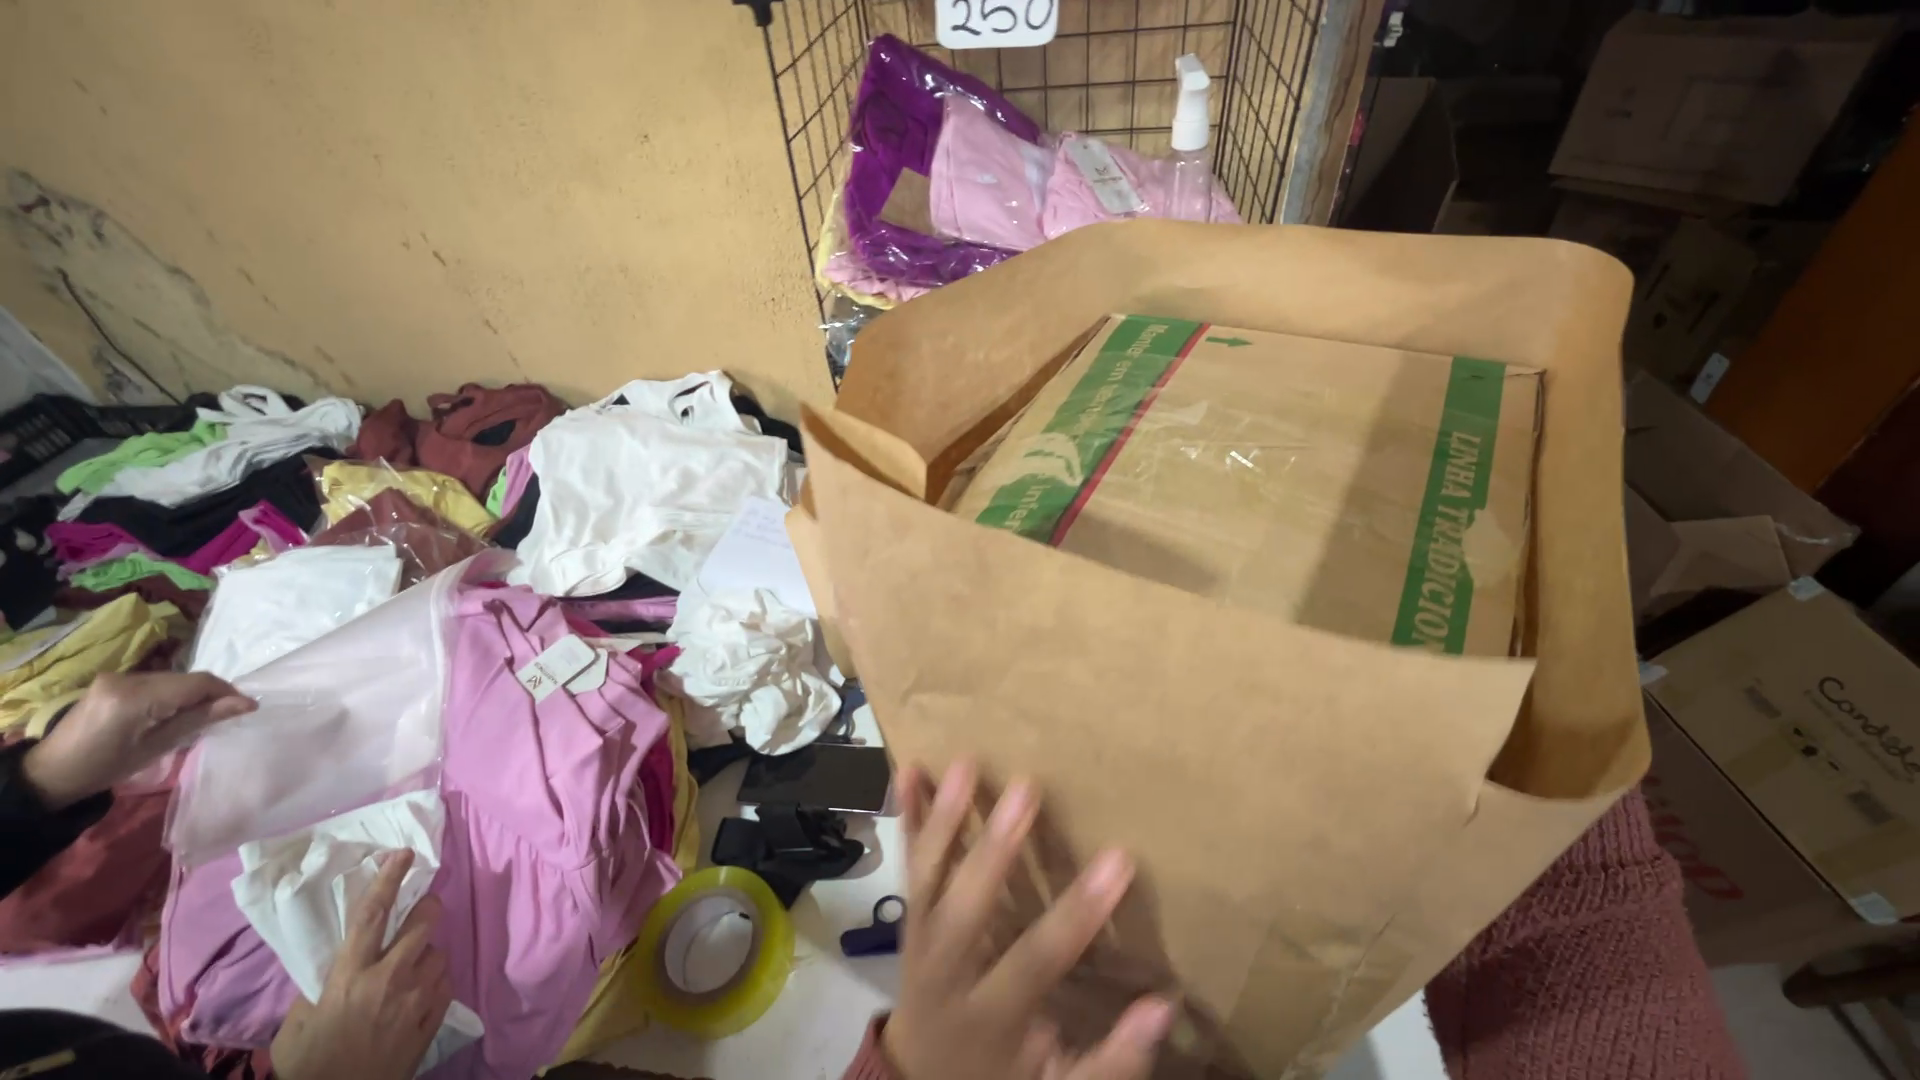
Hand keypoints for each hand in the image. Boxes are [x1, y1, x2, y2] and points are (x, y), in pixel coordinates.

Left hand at [22, 671, 255, 809]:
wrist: (49, 773)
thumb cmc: (105, 767)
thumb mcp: (158, 746)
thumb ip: (201, 719)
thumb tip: (247, 703)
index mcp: (136, 697)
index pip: (197, 683)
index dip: (227, 692)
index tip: (246, 708)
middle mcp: (126, 679)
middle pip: (185, 679)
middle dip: (209, 694)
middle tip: (223, 715)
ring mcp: (116, 678)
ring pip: (173, 679)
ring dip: (191, 694)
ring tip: (197, 716)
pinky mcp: (111, 681)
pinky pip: (156, 681)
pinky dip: (172, 693)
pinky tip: (171, 712)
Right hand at [272, 850, 453, 1079]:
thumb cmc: (310, 1064)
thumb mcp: (299, 1023)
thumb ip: (321, 984)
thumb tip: (341, 958)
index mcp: (350, 977)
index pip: (371, 917)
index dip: (388, 880)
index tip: (403, 854)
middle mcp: (389, 979)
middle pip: (425, 922)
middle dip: (427, 909)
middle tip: (421, 911)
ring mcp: (417, 997)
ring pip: (438, 953)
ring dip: (426, 956)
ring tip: (407, 975)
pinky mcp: (435, 1016)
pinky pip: (445, 984)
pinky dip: (433, 985)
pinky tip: (416, 998)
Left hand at [883, 760, 1172, 1079]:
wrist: (922, 1079)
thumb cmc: (1001, 1075)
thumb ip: (1109, 1059)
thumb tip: (1161, 1008)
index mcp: (988, 1015)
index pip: (1036, 959)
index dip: (1078, 912)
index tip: (1119, 858)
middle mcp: (944, 972)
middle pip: (965, 908)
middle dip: (995, 847)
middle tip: (1027, 787)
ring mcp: (918, 941)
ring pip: (927, 878)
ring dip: (945, 819)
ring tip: (966, 764)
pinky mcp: (909, 919)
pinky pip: (906, 867)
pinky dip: (907, 818)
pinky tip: (907, 771)